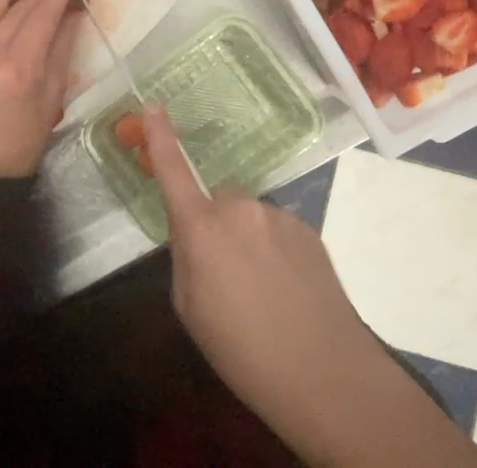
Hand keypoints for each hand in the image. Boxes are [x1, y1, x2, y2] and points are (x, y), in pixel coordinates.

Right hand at [142, 105, 476, 466]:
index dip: (161, 137)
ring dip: (246, 241)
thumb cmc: (240, 349)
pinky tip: (286, 291)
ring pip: (248, 219)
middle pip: (216, 203)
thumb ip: (186, 258)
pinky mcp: (308, 230)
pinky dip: (274, 252)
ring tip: (260, 294)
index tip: (152, 103)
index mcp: (202, 227)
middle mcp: (239, 208)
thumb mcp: (190, 308)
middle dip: (212, 225)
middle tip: (221, 276)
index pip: (173, 170)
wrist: (323, 372)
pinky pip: (276, 231)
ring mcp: (278, 216)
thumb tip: (195, 237)